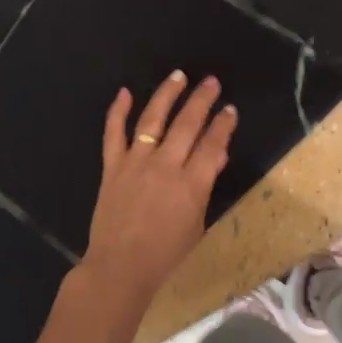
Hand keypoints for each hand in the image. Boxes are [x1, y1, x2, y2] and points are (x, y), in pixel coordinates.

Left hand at [82, 70, 236, 306]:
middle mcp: (164, 166)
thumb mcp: (196, 223)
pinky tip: (125, 92)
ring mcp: (135, 163)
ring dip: (166, 94)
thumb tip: (216, 155)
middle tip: (211, 82)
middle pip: (187, 124)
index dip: (223, 124)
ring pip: (152, 120)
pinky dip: (118, 111)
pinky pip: (113, 133)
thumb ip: (205, 186)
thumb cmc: (165, 253)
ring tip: (178, 76)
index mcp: (191, 184)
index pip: (212, 144)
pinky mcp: (112, 167)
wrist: (120, 266)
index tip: (229, 108)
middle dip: (201, 100)